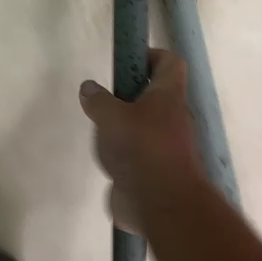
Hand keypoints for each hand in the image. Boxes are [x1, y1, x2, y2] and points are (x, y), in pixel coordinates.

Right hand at [79, 49, 204, 204]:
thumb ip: (98, 101)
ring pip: (144, 127)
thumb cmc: (141, 149)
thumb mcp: (110, 116)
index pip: (169, 63)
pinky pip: (137, 156)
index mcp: (168, 97)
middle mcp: (172, 118)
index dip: (149, 55)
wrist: (161, 205)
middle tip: (102, 102)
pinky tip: (105, 161)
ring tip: (98, 134)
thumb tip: (89, 88)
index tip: (124, 63)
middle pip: (154, 96)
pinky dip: (122, 157)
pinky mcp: (155, 172)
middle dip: (127, 96)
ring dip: (122, 128)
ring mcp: (166, 147)